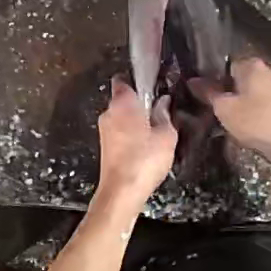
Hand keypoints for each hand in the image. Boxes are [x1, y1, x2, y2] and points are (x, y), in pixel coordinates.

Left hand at [96, 78, 175, 206]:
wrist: (121, 191)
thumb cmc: (145, 159)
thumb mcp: (167, 135)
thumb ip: (165, 115)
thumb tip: (162, 103)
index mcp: (122, 102)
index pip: (124, 79)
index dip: (138, 81)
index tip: (153, 86)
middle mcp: (108, 112)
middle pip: (123, 99)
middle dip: (139, 103)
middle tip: (160, 111)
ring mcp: (103, 130)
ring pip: (121, 117)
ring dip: (135, 120)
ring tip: (156, 132)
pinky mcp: (104, 147)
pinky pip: (119, 132)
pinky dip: (130, 134)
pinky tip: (145, 146)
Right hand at [189, 58, 270, 166]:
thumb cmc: (256, 120)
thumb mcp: (225, 108)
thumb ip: (208, 92)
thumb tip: (193, 80)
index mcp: (249, 64)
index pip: (221, 63)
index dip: (207, 77)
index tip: (194, 90)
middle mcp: (262, 71)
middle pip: (232, 79)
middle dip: (219, 91)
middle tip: (202, 105)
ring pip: (242, 93)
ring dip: (231, 104)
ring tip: (214, 116)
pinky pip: (253, 104)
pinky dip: (243, 112)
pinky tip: (234, 123)